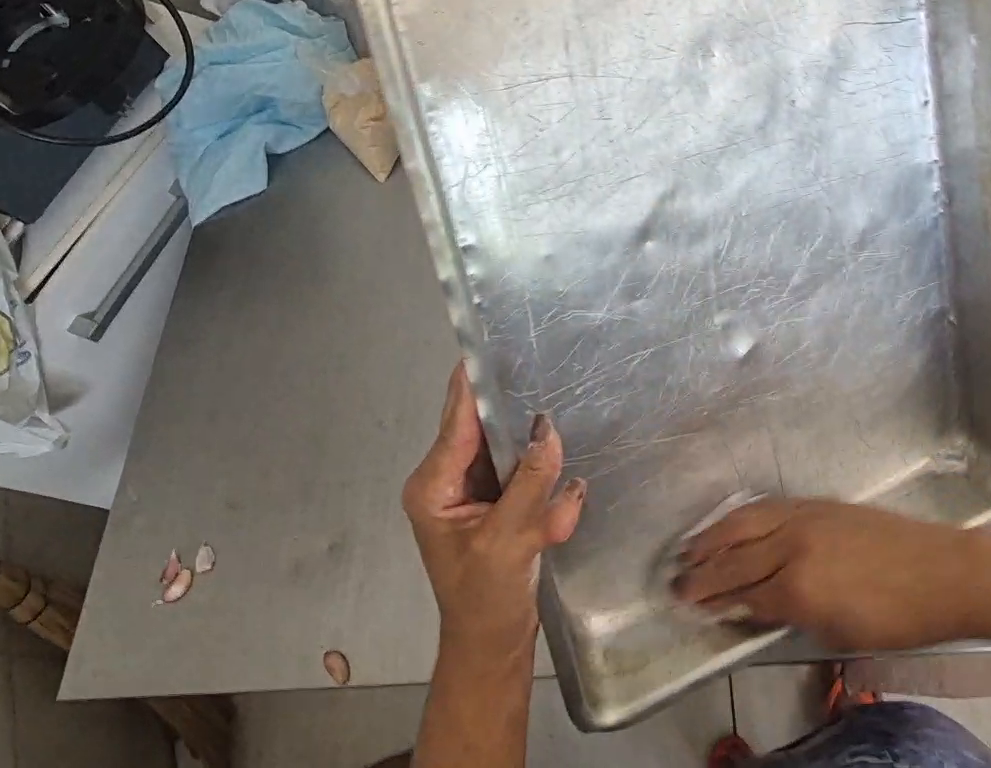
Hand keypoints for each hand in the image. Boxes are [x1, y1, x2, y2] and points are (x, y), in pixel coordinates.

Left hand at [402, 362, 585, 659]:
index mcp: (433, 485)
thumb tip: (548, 428)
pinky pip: (530, 479)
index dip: (473, 382)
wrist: (492, 648)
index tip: (491, 342)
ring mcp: (476, 491)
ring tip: (551, 519)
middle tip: (552, 421)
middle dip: (525, 442)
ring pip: (517, 456)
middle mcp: (449, 479)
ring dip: (542, 482)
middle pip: (489, 432)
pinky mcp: (501, 503)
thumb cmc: (486, 600)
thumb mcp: (507, 541)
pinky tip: (557, 523)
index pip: (457, 420)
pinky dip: (549, 499)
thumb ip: (530, 483)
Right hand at [672, 499, 990, 652]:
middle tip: (675, 582)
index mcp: (799, 588)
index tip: (690, 606)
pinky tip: (730, 523)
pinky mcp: (817, 503)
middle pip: (734, 559)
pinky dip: (741, 516)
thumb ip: (791, 617)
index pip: (742, 595)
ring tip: (689, 548)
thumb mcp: (840, 632)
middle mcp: (792, 547)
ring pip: (744, 522)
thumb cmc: (897, 617)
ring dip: (712, 536)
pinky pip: (767, 506)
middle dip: (701, 573)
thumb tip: (757, 608)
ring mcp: (804, 518)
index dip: (714, 603)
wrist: (943, 571)